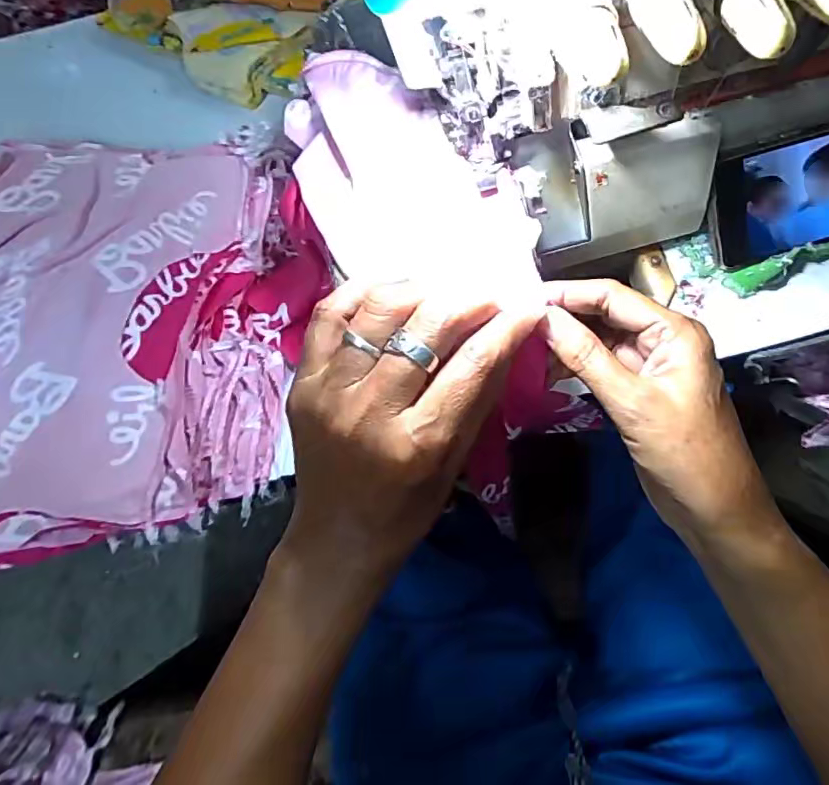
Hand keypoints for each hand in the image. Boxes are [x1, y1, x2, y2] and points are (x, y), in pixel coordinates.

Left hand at [282, 280, 541, 587]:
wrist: (335, 538)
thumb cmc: (405, 509)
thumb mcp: (456, 461)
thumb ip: (481, 395)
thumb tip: (509, 335)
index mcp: (416, 442)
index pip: (470, 365)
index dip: (504, 328)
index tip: (525, 307)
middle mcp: (369, 410)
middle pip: (425, 329)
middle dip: (467, 302)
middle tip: (486, 297)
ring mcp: (329, 389)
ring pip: (378, 311)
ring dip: (418, 291)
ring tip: (440, 293)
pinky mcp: (303, 379)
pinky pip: (330, 314)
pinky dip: (362, 292)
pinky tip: (390, 291)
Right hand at [539, 280, 773, 541]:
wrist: (715, 511)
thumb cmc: (685, 455)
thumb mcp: (632, 403)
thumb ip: (586, 357)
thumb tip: (545, 318)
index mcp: (674, 332)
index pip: (613, 296)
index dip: (569, 293)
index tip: (527, 297)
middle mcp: (664, 340)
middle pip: (606, 314)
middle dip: (565, 315)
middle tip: (520, 318)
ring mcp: (652, 364)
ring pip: (602, 339)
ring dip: (568, 340)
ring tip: (526, 342)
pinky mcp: (640, 388)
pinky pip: (604, 364)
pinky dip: (577, 364)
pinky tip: (548, 366)